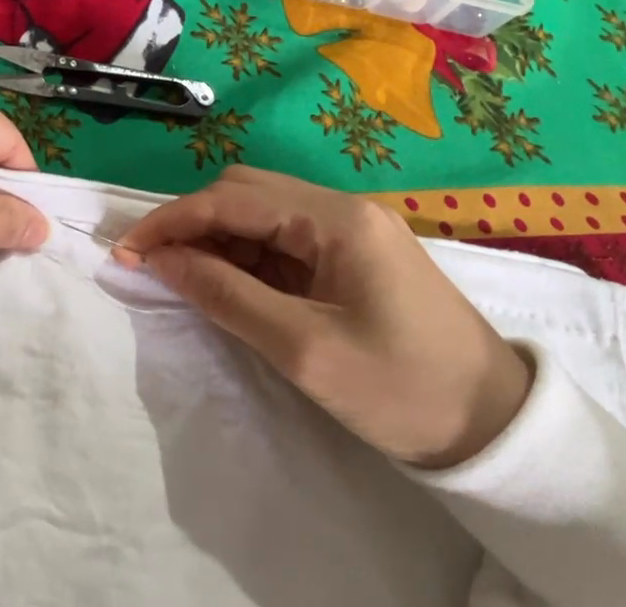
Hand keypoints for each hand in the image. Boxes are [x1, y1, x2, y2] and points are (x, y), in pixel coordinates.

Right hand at [119, 166, 532, 469]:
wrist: (500, 432)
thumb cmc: (403, 391)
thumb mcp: (303, 349)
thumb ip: (225, 294)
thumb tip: (160, 259)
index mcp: (338, 220)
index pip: (231, 198)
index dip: (171, 221)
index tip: (125, 252)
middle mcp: (343, 210)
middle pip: (243, 192)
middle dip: (190, 222)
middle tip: (152, 266)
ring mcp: (351, 231)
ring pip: (259, 213)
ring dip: (214, 239)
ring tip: (183, 279)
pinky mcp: (353, 257)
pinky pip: (281, 240)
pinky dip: (243, 256)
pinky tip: (226, 284)